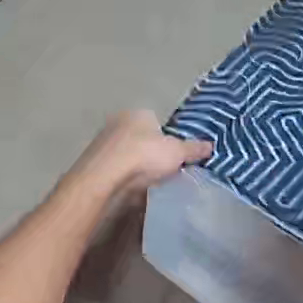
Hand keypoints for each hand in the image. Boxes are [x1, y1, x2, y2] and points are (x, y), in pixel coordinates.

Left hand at [69, 109, 213, 197]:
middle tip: (163, 172)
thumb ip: (193, 149)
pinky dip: (122, 178)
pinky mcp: (92, 163)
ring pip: (126, 154)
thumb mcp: (177, 152)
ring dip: (135, 166)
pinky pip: (115, 169)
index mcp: (138, 113)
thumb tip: (211, 146)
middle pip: (140, 138)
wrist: (105, 177)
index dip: (167, 139)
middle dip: (150, 153)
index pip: (156, 122)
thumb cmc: (144, 155)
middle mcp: (117, 122)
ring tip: (148, 183)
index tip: (174, 157)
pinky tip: (130, 189)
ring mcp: (102, 142)